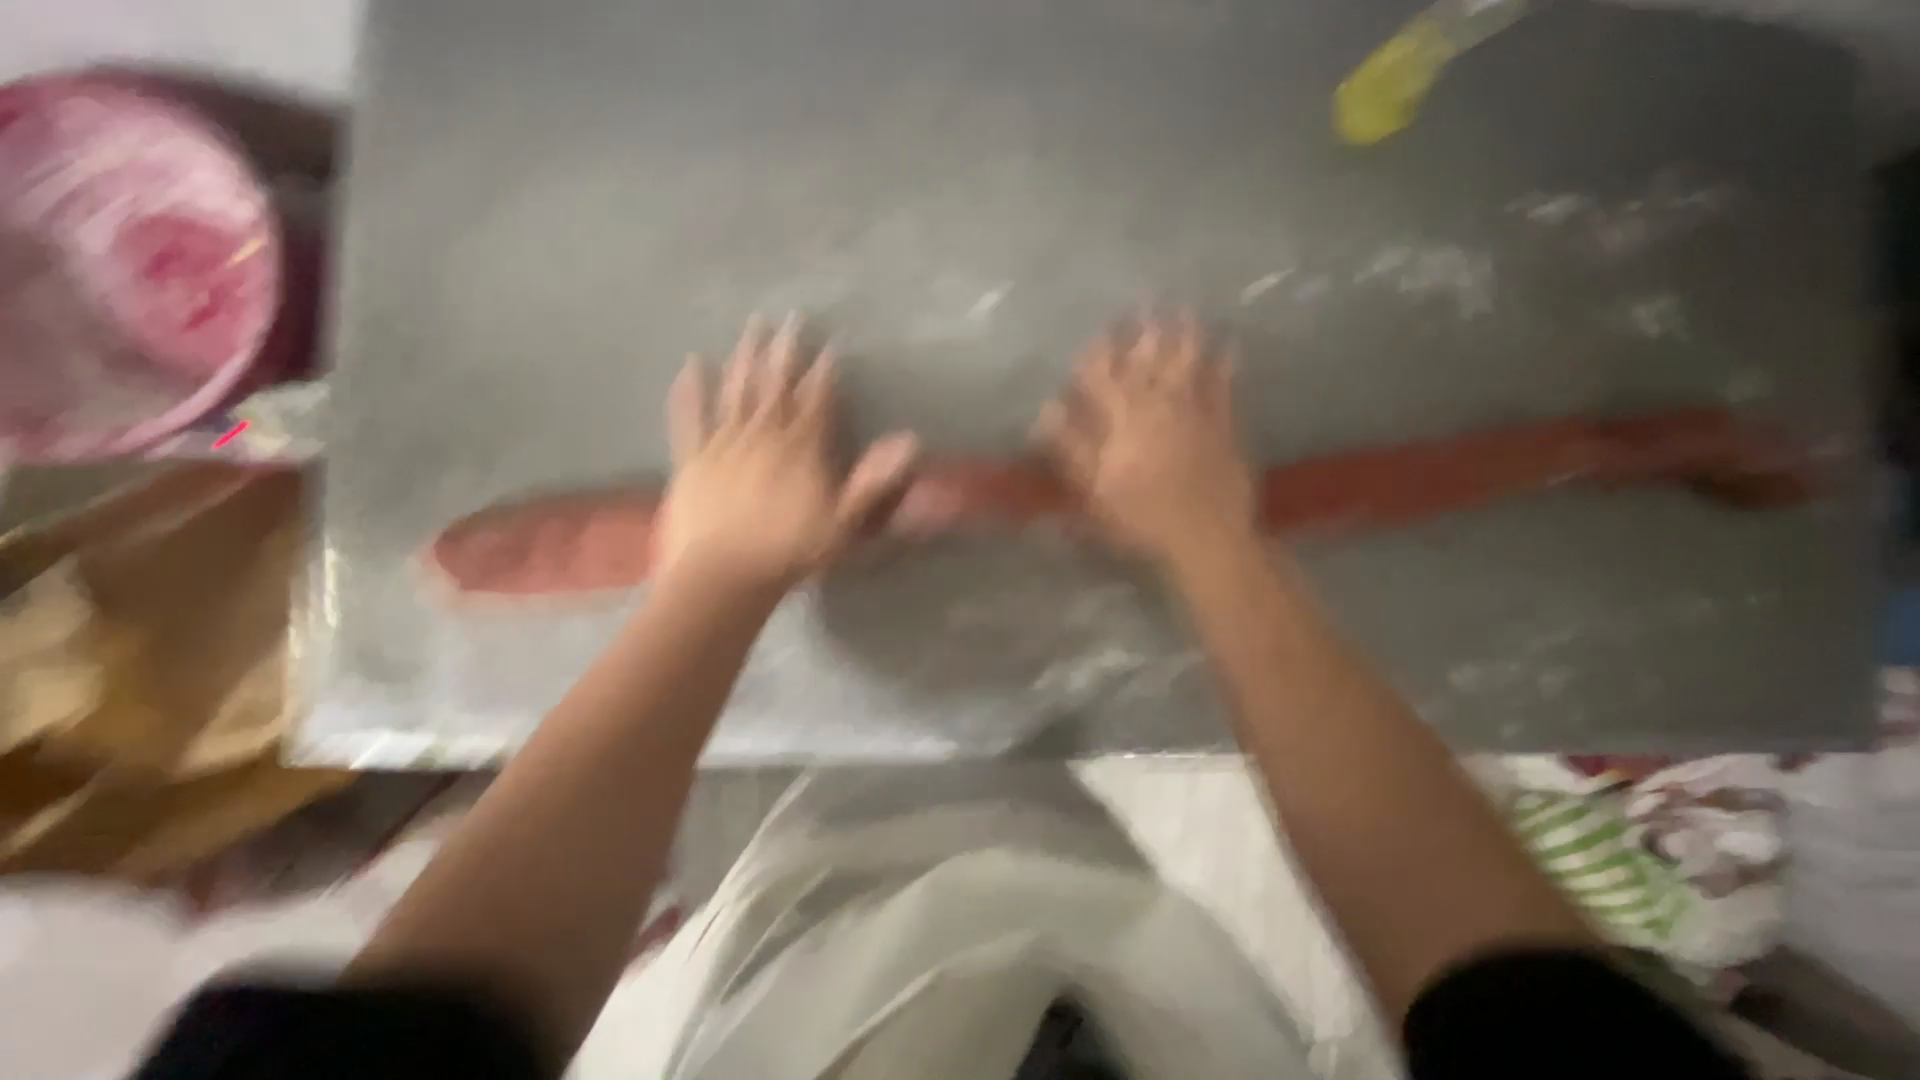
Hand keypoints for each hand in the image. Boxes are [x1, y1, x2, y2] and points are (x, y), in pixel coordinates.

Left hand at [659, 315, 917, 588]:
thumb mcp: (844, 521)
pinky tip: (691, 363)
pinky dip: (689, 390)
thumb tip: (909, 441)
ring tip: (751, 326)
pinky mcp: (691, 458)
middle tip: (788, 317)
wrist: (723, 574)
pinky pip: (689, 417)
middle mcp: (763, 434)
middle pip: (775, 385)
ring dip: (744, 357)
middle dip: (784, 350)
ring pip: (736, 390)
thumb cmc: (790, 551)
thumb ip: (874, 480)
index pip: (816, 400)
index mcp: (801, 448)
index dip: (824, 372)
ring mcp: (723, 443)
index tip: (829, 344)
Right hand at [1032, 314, 1254, 566]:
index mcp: (1121, 421)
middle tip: (1145, 301)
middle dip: (1142, 332)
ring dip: (1184, 335)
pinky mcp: (1223, 425)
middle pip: (1146, 362)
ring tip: (1184, 308)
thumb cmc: (1141, 519)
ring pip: (1186, 364)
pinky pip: (1224, 386)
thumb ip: (1071, 446)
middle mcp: (1157, 406)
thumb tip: (1046, 409)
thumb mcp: (1094, 488)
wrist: (1205, 536)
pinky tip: (1229, 344)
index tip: (1097, 332)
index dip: (1098, 354)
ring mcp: (1193, 412)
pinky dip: (1225, 364)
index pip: (1102, 377)